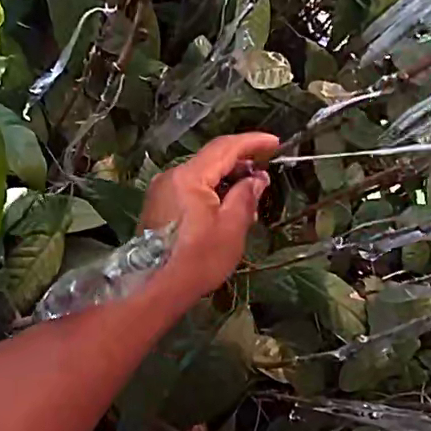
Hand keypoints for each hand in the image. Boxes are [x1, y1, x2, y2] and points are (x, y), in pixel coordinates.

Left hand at [139, 132, 279, 302]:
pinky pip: (187, 190)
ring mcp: (159, 192)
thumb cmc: (197, 260)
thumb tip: (257, 178)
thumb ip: (245, 196)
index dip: (252, 143)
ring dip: (225, 181)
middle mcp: (169, 177)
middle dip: (240, 164)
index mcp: (187, 177)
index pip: (224, 148)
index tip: (275, 143)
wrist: (155, 287)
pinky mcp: (156, 207)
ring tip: (250, 197)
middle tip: (265, 175)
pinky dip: (209, 192)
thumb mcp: (231, 227)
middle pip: (209, 160)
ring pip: (199, 176)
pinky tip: (225, 208)